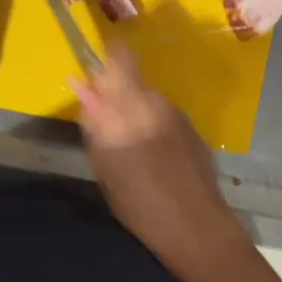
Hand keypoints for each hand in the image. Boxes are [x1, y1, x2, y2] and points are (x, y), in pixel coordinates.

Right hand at [73, 45, 239, 261]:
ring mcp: (179, 115)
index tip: (94, 69)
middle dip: (116, 94)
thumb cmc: (140, 202)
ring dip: (135, 113)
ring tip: (128, 148)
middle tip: (104, 123)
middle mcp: (158, 102)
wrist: (196, 227)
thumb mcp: (105, 167)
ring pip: (148, 100)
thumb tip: (85, 93)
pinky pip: (163, 118)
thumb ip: (94, 125)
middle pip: (132, 81)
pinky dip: (153, 128)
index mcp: (132, 106)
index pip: (121, 57)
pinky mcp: (193, 131)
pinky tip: (152, 159)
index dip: (108, 54)